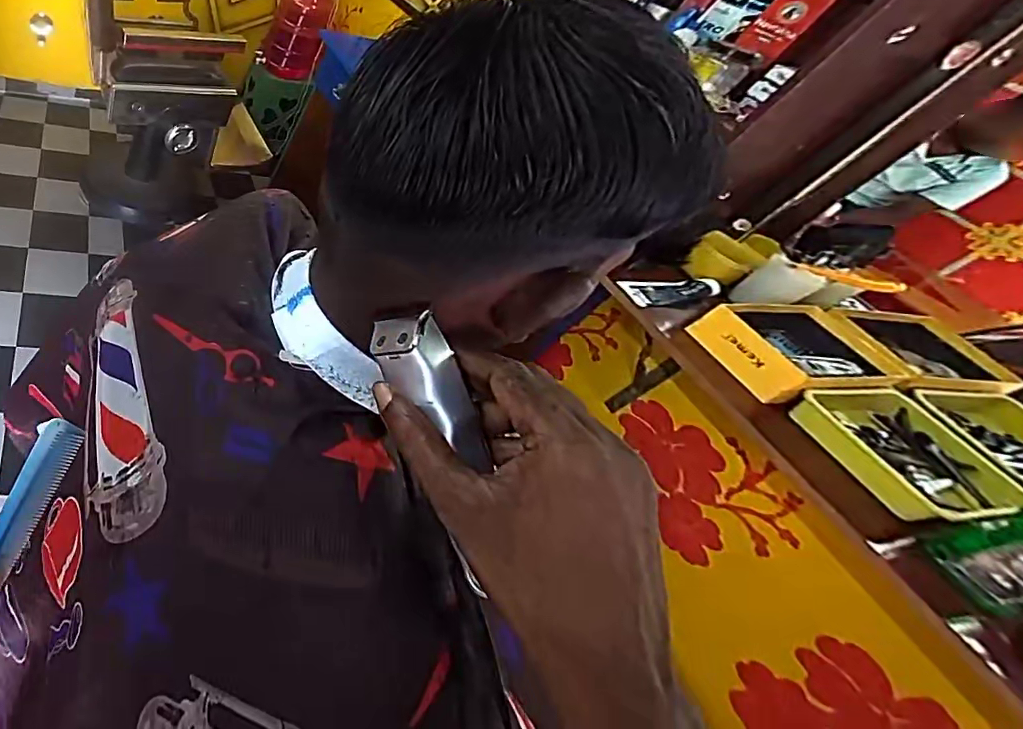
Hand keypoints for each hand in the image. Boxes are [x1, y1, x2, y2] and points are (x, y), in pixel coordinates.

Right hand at [375, 352, 682, 728]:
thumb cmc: (526, 577)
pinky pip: (583, 442)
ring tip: (479, 442)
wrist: (604, 659)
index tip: (436, 363)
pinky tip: (516, 470)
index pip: (512, 376)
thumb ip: (419, 441)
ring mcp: (629, 467)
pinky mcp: (637, 490)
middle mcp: (607, 443)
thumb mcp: (460, 503)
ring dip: (518, 415)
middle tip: (450, 402)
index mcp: (567, 441)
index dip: (470, 363)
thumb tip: (386, 393)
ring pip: (563, 415)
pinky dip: (545, 440)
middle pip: (540, 390)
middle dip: (492, 389)